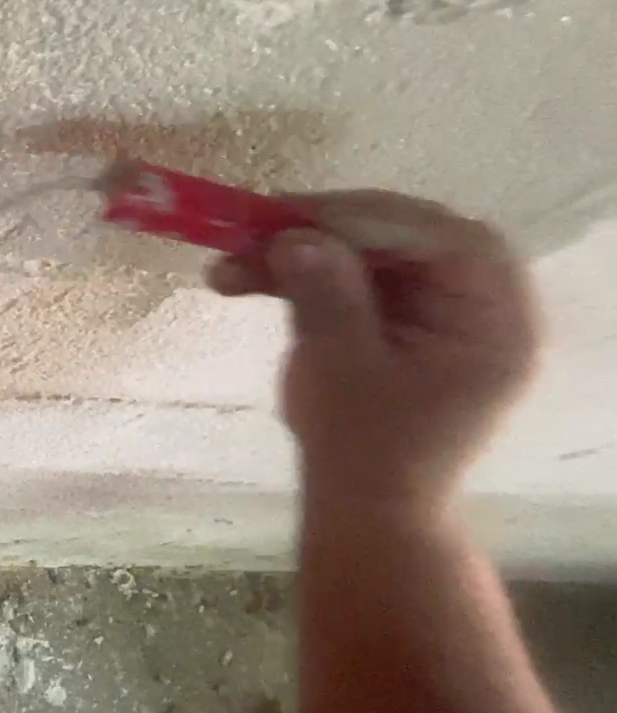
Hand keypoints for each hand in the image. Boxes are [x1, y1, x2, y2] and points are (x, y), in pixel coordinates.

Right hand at [206, 191, 537, 511]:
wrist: (360, 496)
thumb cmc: (364, 442)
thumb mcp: (342, 367)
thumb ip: (326, 296)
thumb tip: (294, 236)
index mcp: (490, 320)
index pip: (449, 241)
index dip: (373, 218)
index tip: (294, 217)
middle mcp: (465, 305)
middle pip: (399, 239)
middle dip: (321, 230)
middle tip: (251, 231)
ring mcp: (420, 309)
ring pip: (356, 254)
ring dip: (287, 254)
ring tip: (223, 268)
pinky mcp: (380, 317)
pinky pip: (335, 276)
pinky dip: (287, 274)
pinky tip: (238, 282)